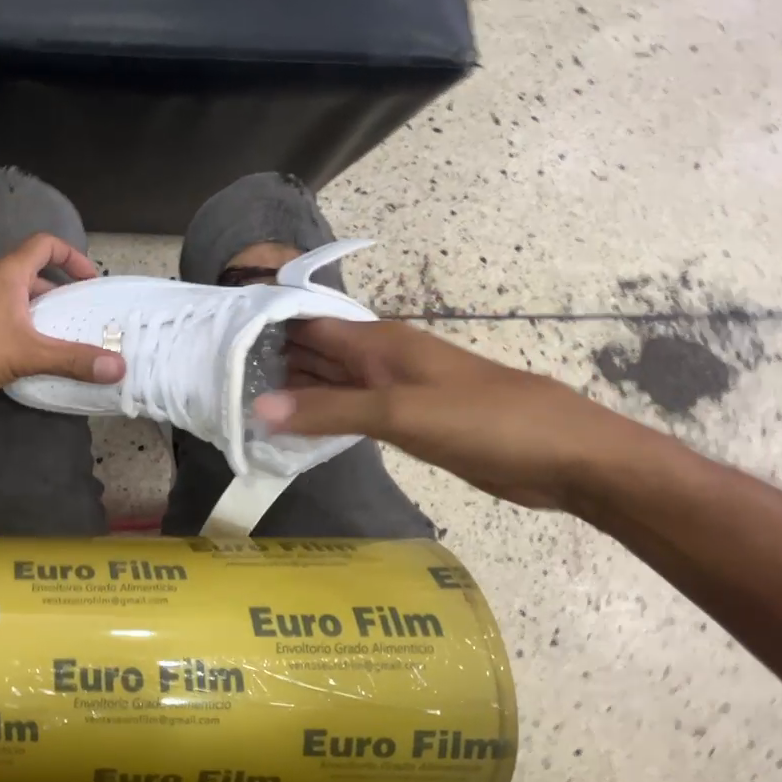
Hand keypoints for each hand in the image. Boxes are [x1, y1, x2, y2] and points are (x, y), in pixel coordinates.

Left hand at [0, 234, 125, 409]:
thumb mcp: (28, 354)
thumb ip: (73, 359)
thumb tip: (118, 367)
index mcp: (6, 272)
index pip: (44, 244)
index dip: (72, 256)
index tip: (90, 280)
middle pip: (30, 271)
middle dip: (57, 289)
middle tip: (78, 314)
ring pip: (13, 294)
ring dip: (37, 309)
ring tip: (57, 335)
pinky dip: (17, 323)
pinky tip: (25, 352)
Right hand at [252, 320, 649, 510]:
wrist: (568, 457)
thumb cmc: (486, 421)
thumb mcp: (400, 414)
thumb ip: (327, 410)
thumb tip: (256, 407)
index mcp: (377, 342)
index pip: (303, 324)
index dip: (261, 329)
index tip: (213, 345)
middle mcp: (378, 359)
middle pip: (310, 353)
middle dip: (267, 364)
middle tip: (214, 385)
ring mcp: (392, 390)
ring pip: (327, 383)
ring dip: (291, 393)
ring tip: (238, 408)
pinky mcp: (406, 421)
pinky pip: (348, 412)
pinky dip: (319, 418)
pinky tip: (291, 432)